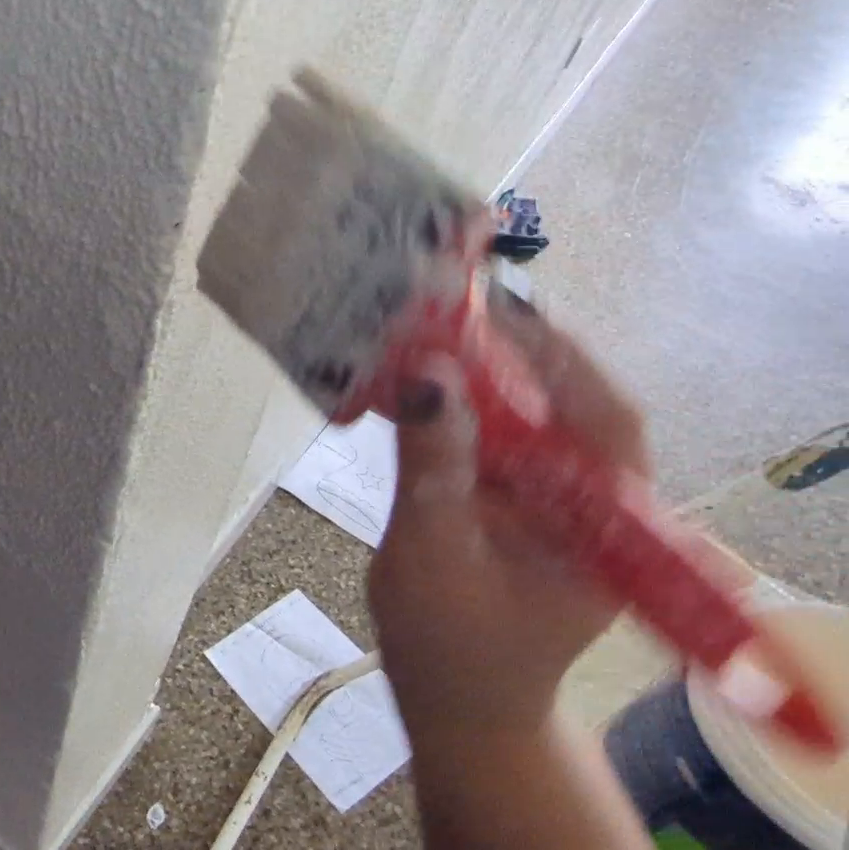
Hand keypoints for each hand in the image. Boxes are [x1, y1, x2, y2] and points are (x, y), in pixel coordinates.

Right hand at [367, 293, 652, 734]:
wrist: (453, 696)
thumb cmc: (451, 640)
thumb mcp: (434, 552)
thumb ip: (433, 466)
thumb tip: (428, 376)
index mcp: (604, 521)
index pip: (605, 416)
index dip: (559, 357)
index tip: (496, 312)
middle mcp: (585, 496)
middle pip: (558, 404)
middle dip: (500, 355)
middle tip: (432, 312)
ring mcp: (544, 495)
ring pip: (515, 414)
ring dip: (465, 376)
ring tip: (409, 338)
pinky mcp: (504, 494)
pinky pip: (479, 435)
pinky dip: (442, 407)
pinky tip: (401, 387)